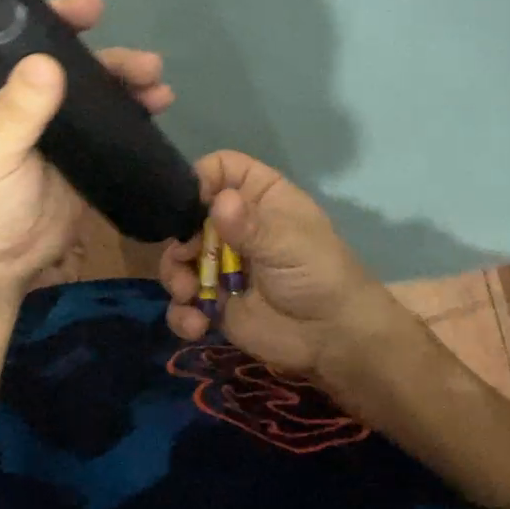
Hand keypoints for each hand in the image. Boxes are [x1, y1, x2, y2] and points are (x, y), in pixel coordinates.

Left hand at [0, 0, 173, 291]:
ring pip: (87, 75)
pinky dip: (135, 101)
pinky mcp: (83, 141)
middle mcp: (13, 91)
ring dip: (119, 66)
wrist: (4, 265)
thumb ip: (18, 110)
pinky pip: (112, 110)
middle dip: (74, 24)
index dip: (7, 1)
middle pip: (47, 44)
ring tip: (152, 71)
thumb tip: (49, 61)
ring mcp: (51, 115)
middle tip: (97, 10)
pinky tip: (158, 100)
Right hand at [160, 151, 405, 378]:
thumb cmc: (319, 276)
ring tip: (188, 295)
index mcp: (258, 196)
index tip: (190, 203)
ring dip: (175, 276)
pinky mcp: (214, 301)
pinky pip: (183, 301)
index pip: (219, 168)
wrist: (334, 340)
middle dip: (179, 238)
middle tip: (185, 256)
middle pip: (187, 214)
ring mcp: (221, 264)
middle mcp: (234, 225)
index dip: (200, 179)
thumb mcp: (288, 244)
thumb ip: (250, 226)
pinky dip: (182, 313)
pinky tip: (196, 325)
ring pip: (178, 258)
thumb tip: (219, 202)